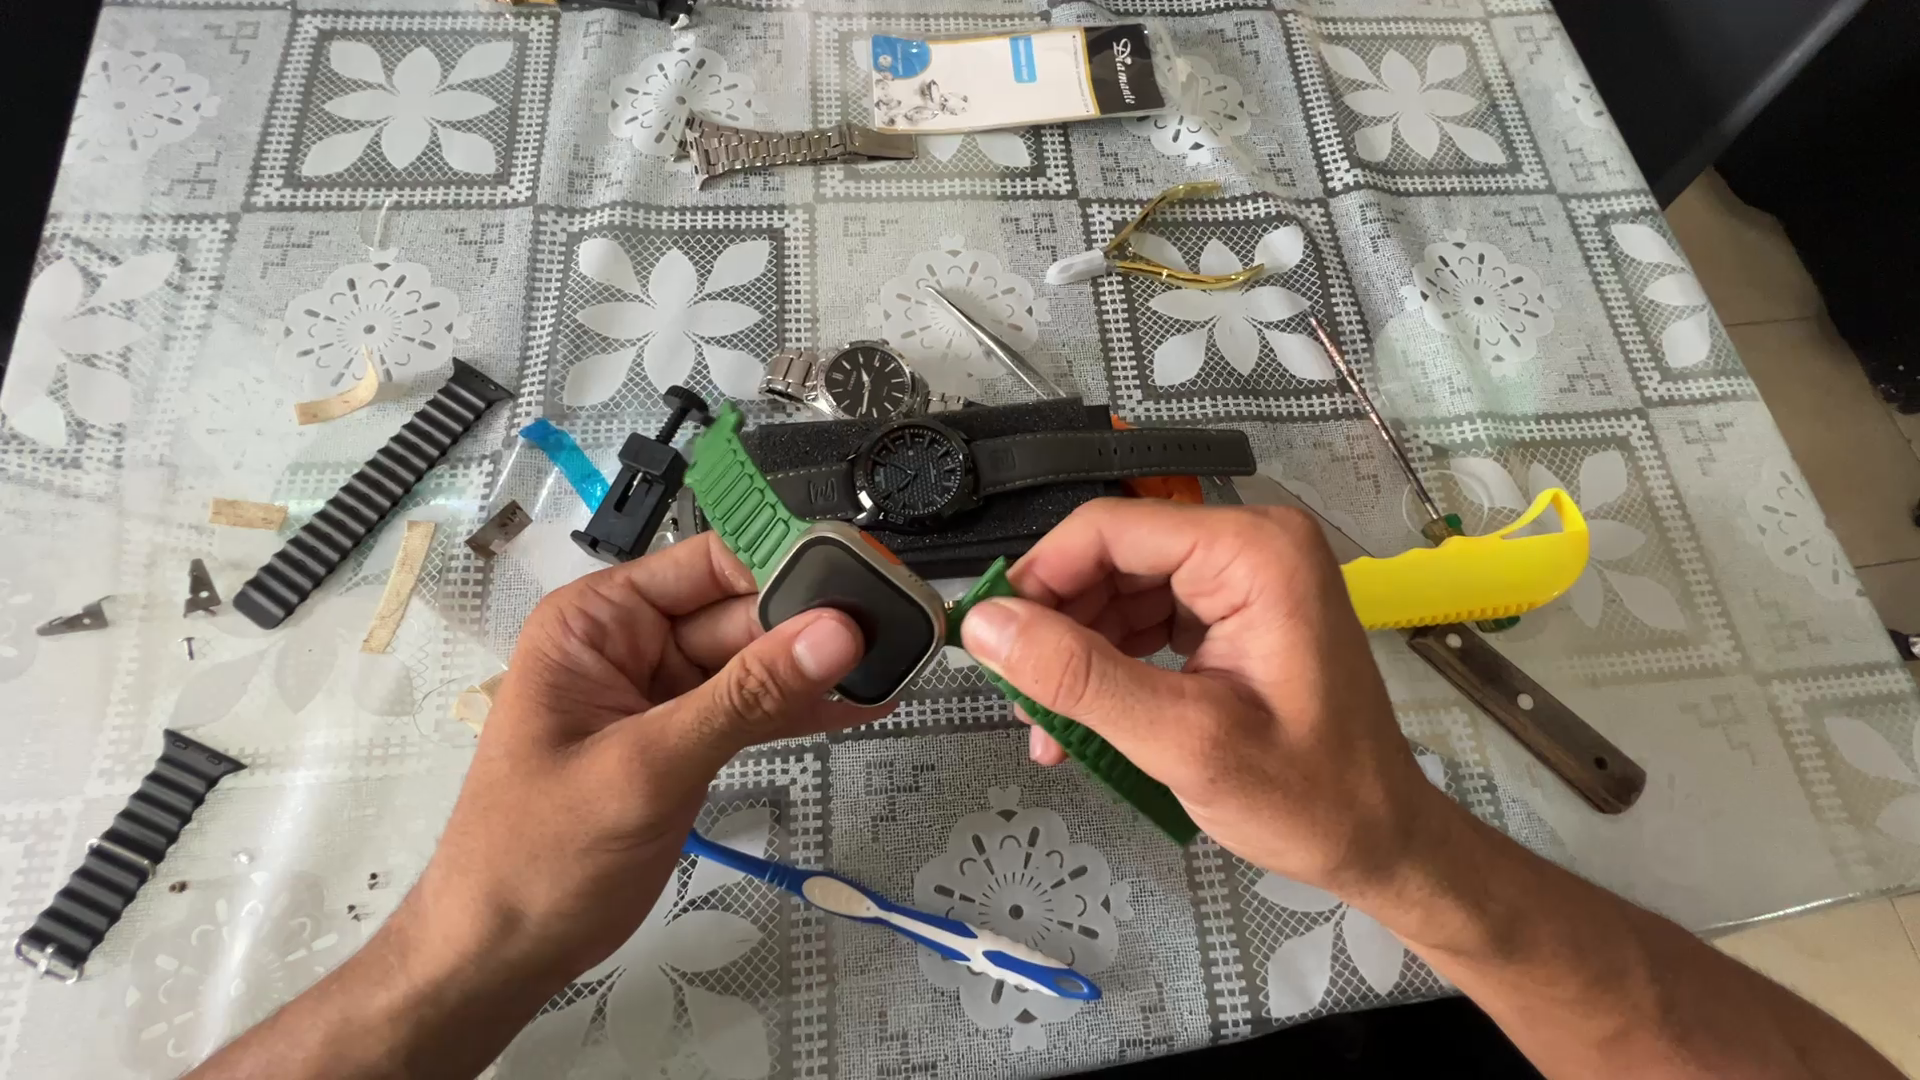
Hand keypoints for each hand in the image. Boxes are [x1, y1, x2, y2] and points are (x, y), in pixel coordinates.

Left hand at [409, 533, 883, 992]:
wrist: (505, 954)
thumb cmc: (542, 854)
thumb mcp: (649, 764)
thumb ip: (748, 696)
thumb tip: (836, 632)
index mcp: (602, 619)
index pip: (711, 564)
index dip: (785, 565)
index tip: (862, 578)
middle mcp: (637, 640)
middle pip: (745, 611)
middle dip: (814, 623)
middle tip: (893, 630)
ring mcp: (667, 689)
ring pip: (760, 659)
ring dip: (818, 667)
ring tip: (890, 665)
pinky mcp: (692, 732)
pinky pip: (757, 706)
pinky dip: (804, 708)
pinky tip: (859, 706)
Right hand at [959, 498, 1451, 895]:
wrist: (1383, 842)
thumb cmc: (1307, 798)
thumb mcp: (1183, 740)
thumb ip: (1078, 677)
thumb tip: (983, 625)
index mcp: (1251, 550)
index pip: (1107, 530)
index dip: (1037, 579)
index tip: (991, 641)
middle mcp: (1246, 543)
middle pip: (1109, 558)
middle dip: (1057, 629)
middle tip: (1023, 698)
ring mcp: (1240, 575)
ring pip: (1117, 589)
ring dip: (1075, 653)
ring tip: (1052, 724)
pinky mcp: (1230, 609)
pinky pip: (1143, 616)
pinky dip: (1107, 663)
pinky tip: (1087, 715)